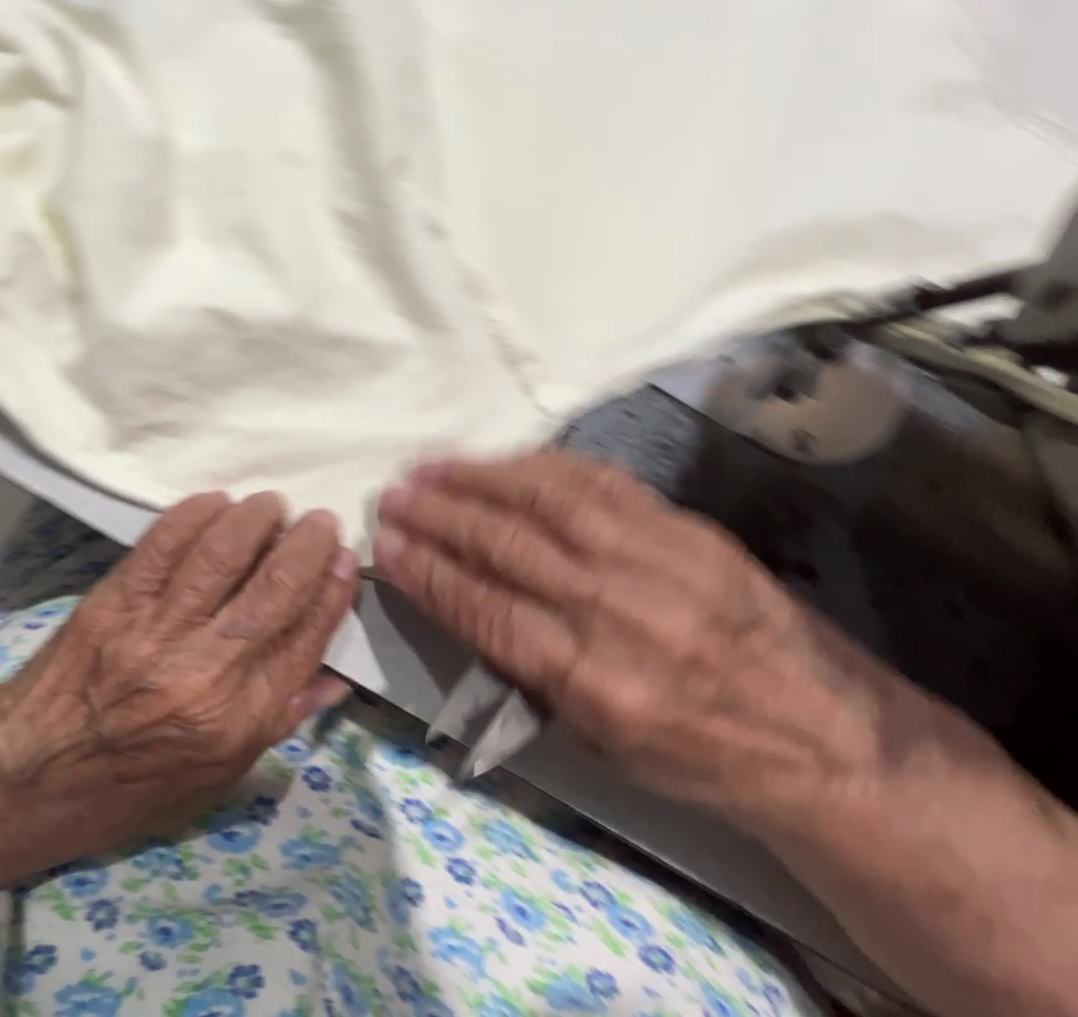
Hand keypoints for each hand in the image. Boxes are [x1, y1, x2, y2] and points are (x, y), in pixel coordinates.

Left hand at [0, 492, 359, 855]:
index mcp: (237, 721)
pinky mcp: (112, 603)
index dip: (332, 595)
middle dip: (306, 547)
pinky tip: (214, 503)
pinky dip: (193, 516)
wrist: (36, 773)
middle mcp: (202, 671)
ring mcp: (153, 632)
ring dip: (254, 520)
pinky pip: (161, 546)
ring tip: (271, 505)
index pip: (303, 641)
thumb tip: (332, 678)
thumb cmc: (132, 786)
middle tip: (319, 521)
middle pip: (272, 591)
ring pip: (219, 557)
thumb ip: (276, 720)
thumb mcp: (218, 778)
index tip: (344, 562)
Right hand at [372, 450, 892, 830]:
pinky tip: (504, 462)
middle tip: (391, 496)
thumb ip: (527, 670)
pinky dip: (542, 468)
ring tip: (429, 468)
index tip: (386, 545)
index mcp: (595, 679)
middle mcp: (623, 611)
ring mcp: (662, 563)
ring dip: (478, 480)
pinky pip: (602, 485)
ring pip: (549, 503)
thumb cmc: (694, 756)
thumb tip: (463, 605)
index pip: (486, 609)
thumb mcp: (597, 740)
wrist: (833, 742)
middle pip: (508, 548)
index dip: (428, 572)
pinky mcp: (690, 532)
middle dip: (439, 517)